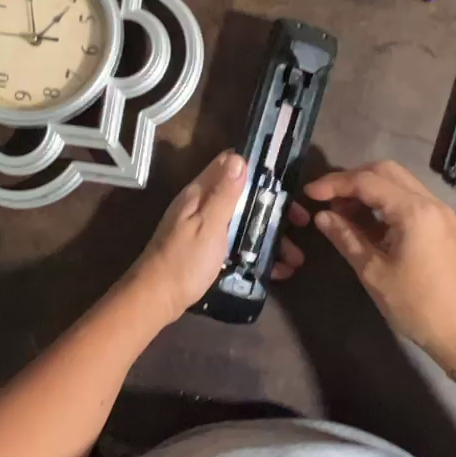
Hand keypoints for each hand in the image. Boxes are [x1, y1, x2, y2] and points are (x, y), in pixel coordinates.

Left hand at [126, 150, 304, 316]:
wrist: (156, 299)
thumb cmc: (183, 261)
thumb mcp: (208, 225)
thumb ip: (223, 193)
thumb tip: (238, 157)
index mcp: (199, 193)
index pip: (228, 164)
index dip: (257, 167)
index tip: (285, 180)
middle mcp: (202, 206)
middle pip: (243, 196)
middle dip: (272, 207)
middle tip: (299, 222)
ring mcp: (204, 228)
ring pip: (243, 222)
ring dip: (269, 235)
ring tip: (294, 256)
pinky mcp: (207, 250)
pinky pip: (238, 244)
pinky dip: (256, 252)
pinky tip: (277, 269)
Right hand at [301, 161, 455, 372]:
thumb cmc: (418, 306)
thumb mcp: (374, 273)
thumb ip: (346, 238)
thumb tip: (322, 216)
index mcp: (413, 211)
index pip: (367, 181)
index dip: (334, 183)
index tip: (309, 193)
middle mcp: (430, 203)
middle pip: (385, 172)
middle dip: (352, 180)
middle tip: (326, 200)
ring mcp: (440, 214)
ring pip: (398, 184)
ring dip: (369, 191)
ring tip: (342, 214)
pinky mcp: (443, 228)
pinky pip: (409, 201)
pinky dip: (384, 204)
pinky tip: (367, 225)